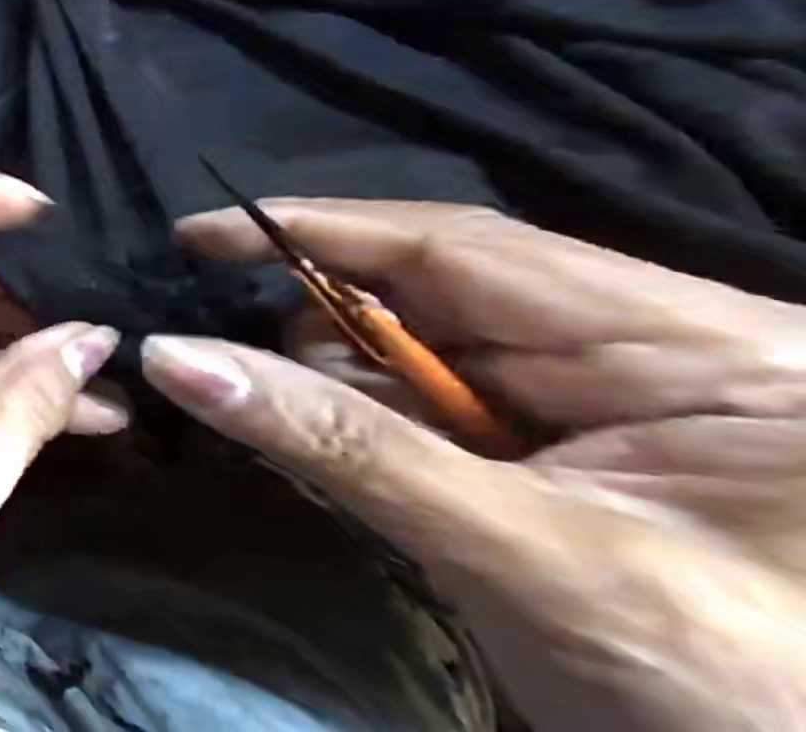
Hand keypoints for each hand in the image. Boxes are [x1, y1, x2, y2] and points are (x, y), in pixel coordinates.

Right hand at [141, 200, 805, 731]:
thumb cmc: (746, 707)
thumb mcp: (523, 561)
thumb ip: (338, 444)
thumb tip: (168, 356)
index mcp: (700, 344)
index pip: (457, 243)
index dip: (312, 230)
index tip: (196, 235)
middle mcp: (657, 346)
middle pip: (435, 291)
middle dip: (323, 325)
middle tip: (237, 366)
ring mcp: (623, 399)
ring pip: (427, 349)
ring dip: (343, 382)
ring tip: (298, 427)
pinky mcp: (586, 447)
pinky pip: (443, 403)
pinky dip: (372, 420)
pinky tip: (344, 449)